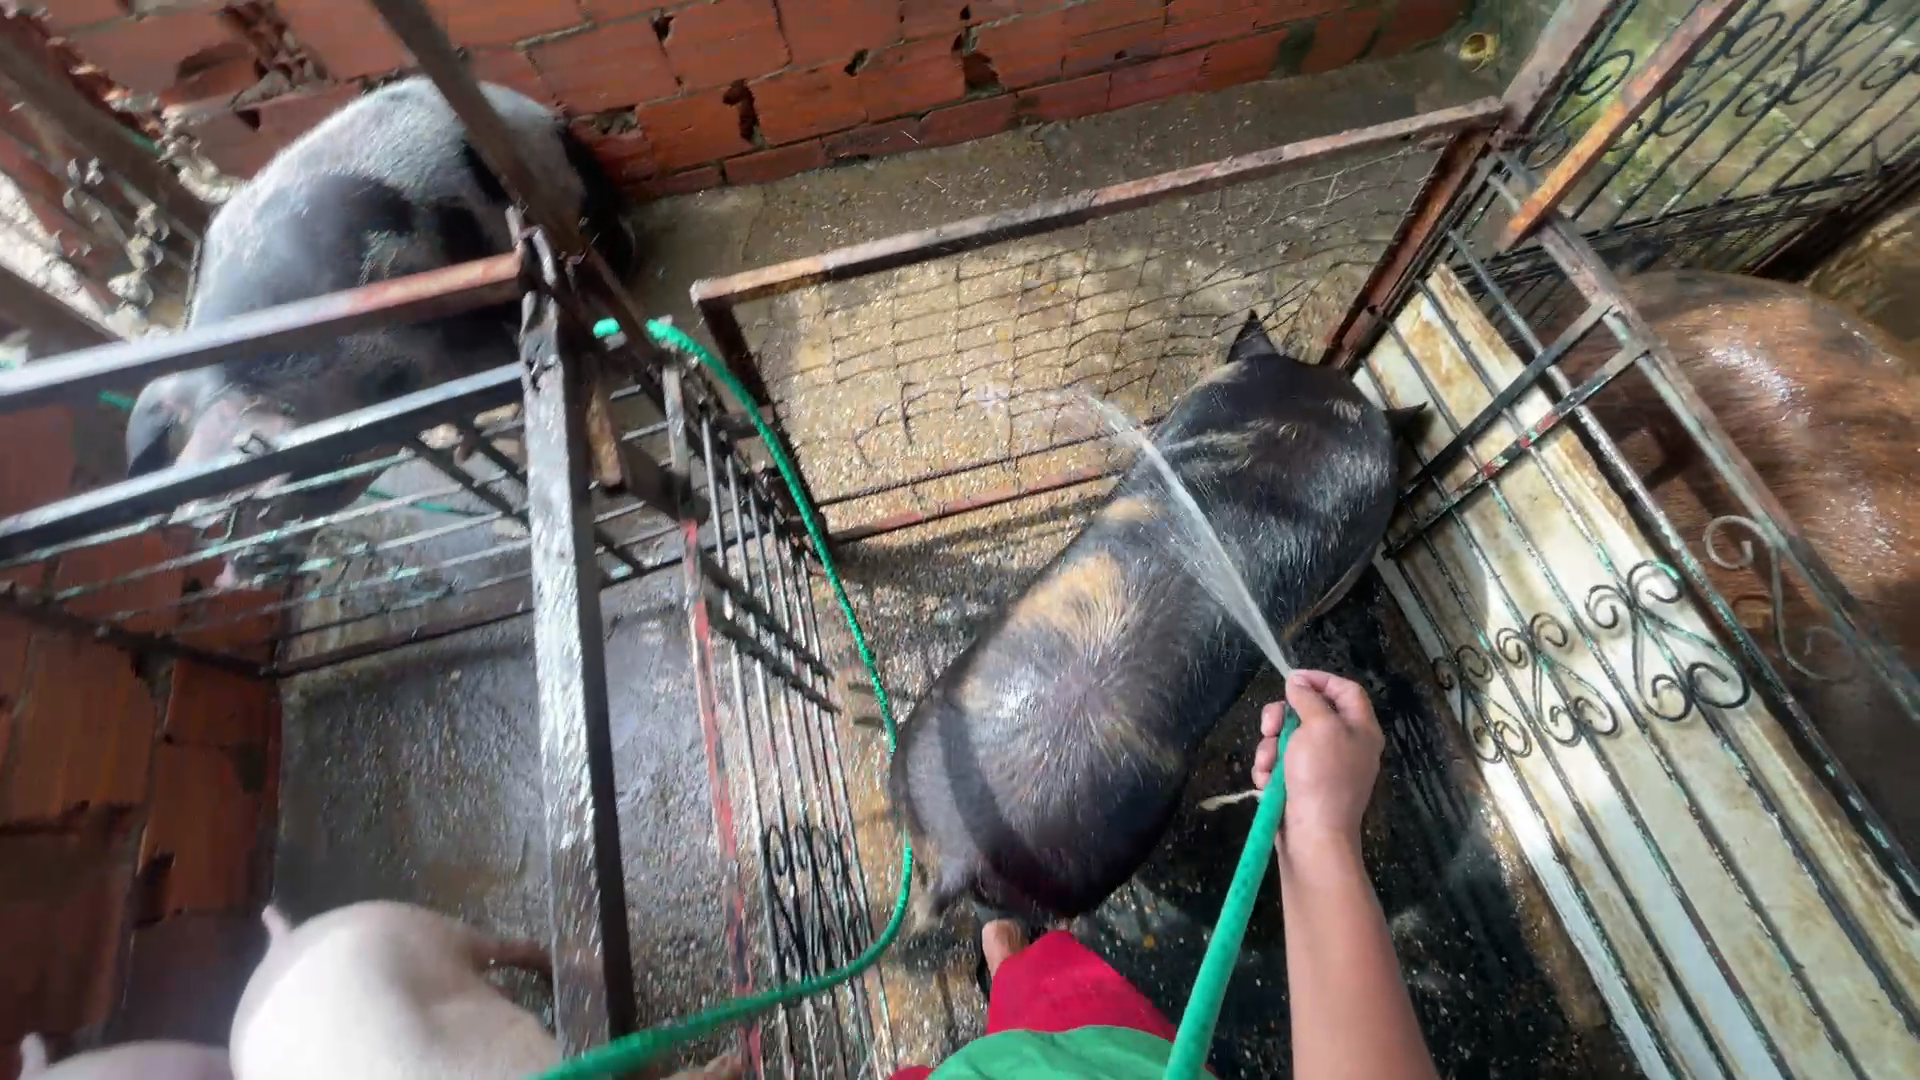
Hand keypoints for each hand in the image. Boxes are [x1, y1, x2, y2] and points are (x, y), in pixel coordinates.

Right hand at [1251, 670, 1383, 855]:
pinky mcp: (1300, 783)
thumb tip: (1297, 682)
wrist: (1313, 834)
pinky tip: (1267, 781)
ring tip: (1267, 765)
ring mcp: (1321, 766)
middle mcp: (1343, 744)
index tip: (1291, 679)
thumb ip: (1308, 699)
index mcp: (1359, 729)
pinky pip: (1279, 762)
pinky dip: (1270, 769)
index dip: (1319, 679)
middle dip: (1281, 717)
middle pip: (1308, 712)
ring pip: (1286, 737)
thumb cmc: (1322, 776)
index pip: (1345, 690)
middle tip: (1269, 726)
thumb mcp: (1318, 727)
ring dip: (1269, 748)